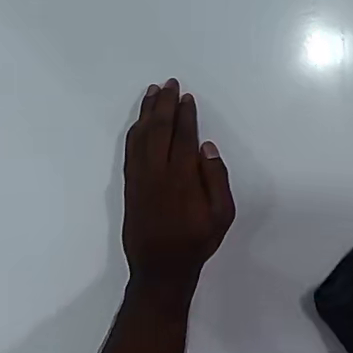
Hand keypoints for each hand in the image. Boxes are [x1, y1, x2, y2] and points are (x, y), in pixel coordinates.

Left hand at [122, 79, 235, 300]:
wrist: (161, 268)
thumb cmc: (196, 241)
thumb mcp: (222, 214)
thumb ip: (216, 178)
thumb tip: (206, 147)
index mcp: (182, 177)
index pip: (183, 136)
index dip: (185, 114)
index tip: (186, 97)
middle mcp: (158, 172)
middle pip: (160, 129)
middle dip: (165, 104)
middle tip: (169, 84)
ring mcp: (140, 177)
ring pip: (142, 136)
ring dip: (147, 112)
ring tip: (153, 92)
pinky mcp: (130, 185)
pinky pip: (130, 151)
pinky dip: (134, 132)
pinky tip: (139, 122)